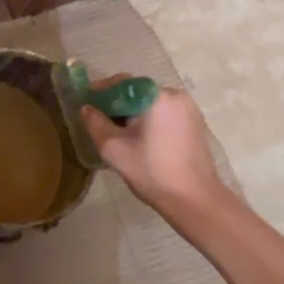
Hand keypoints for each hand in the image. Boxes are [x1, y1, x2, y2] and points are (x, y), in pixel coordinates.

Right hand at [81, 86, 232, 218]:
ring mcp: (189, 108)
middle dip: (118, 105)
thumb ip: (95, 123)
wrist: (195, 200)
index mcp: (155, 96)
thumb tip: (87, 108)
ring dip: (134, 113)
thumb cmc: (152, 172)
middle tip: (102, 123)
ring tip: (122, 134)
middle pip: (137, 91)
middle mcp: (175, 94)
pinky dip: (150, 119)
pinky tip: (143, 140)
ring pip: (151, 102)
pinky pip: (165, 112)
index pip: (121, 82)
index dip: (100, 91)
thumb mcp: (114, 149)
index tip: (87, 105)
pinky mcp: (196, 122)